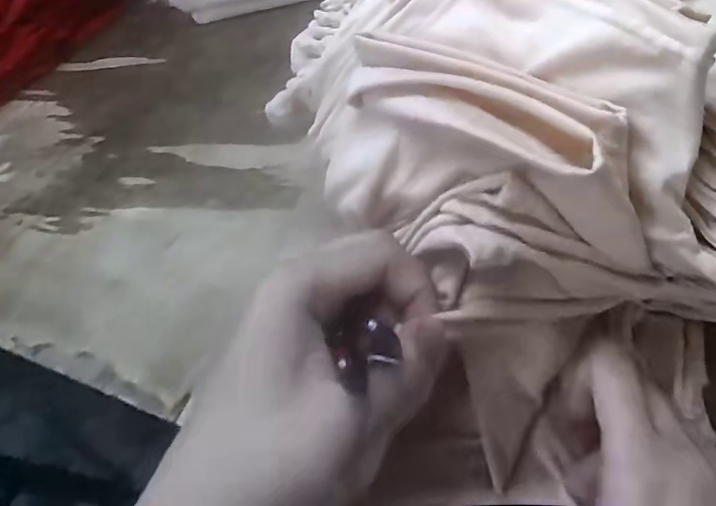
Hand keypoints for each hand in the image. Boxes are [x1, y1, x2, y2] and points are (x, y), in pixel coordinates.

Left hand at [139, 231, 451, 505]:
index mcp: (300, 281)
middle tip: (409, 362)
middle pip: (370, 261)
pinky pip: (339, 316)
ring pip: (358, 289)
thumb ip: (407, 370)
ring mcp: (283, 307)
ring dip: (384, 326)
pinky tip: (356, 385)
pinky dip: (362, 340)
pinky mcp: (283, 337)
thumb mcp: (351, 423)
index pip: (384, 250)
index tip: (429, 347)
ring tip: (383, 381)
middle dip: (402, 305)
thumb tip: (443, 327)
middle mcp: (291, 280)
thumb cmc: (272, 463)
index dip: (418, 290)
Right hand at [575, 337, 715, 505]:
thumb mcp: (584, 505)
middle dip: (606, 404)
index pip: (610, 358)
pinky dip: (676, 460)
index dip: (580, 375)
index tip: (569, 422)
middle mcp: (695, 452)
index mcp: (646, 458)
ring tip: (626, 483)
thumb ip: (576, 458)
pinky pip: (702, 449)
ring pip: (673, 415)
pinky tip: (665, 500)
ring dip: (642, 435)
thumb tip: (576, 446)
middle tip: (586, 454)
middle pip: (641, 382)